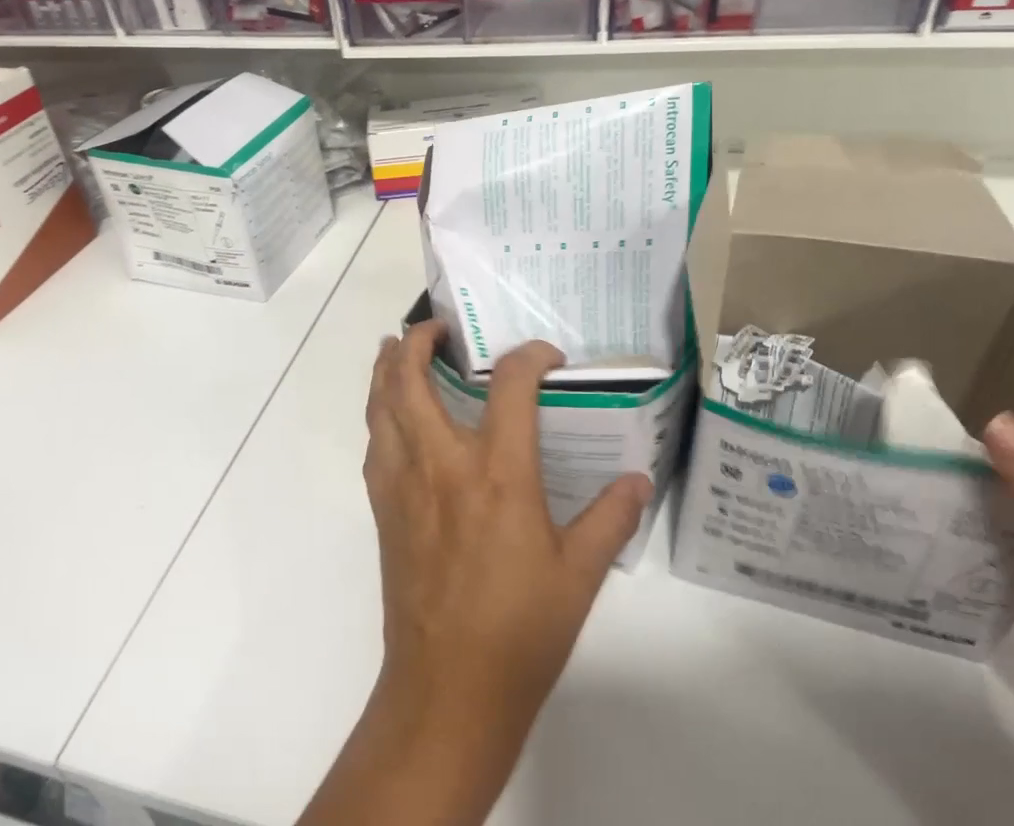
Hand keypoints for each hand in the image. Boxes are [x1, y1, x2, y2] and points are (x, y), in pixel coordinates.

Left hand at [298, 321, 650, 825]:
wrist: (448, 685)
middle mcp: (440, 465)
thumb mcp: (579, 573)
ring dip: (386, 371)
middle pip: (410, 380)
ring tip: (398, 352)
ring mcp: (402, 487)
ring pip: (380, 408)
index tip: (546, 358)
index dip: (528, 357)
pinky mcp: (383, 511)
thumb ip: (610, 518)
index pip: (510, 385)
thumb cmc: (521, 629)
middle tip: (435, 327)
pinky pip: (375, 445)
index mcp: (497, 472)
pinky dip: (381, 416)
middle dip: (416, 341)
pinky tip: (396, 422)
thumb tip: (637, 480)